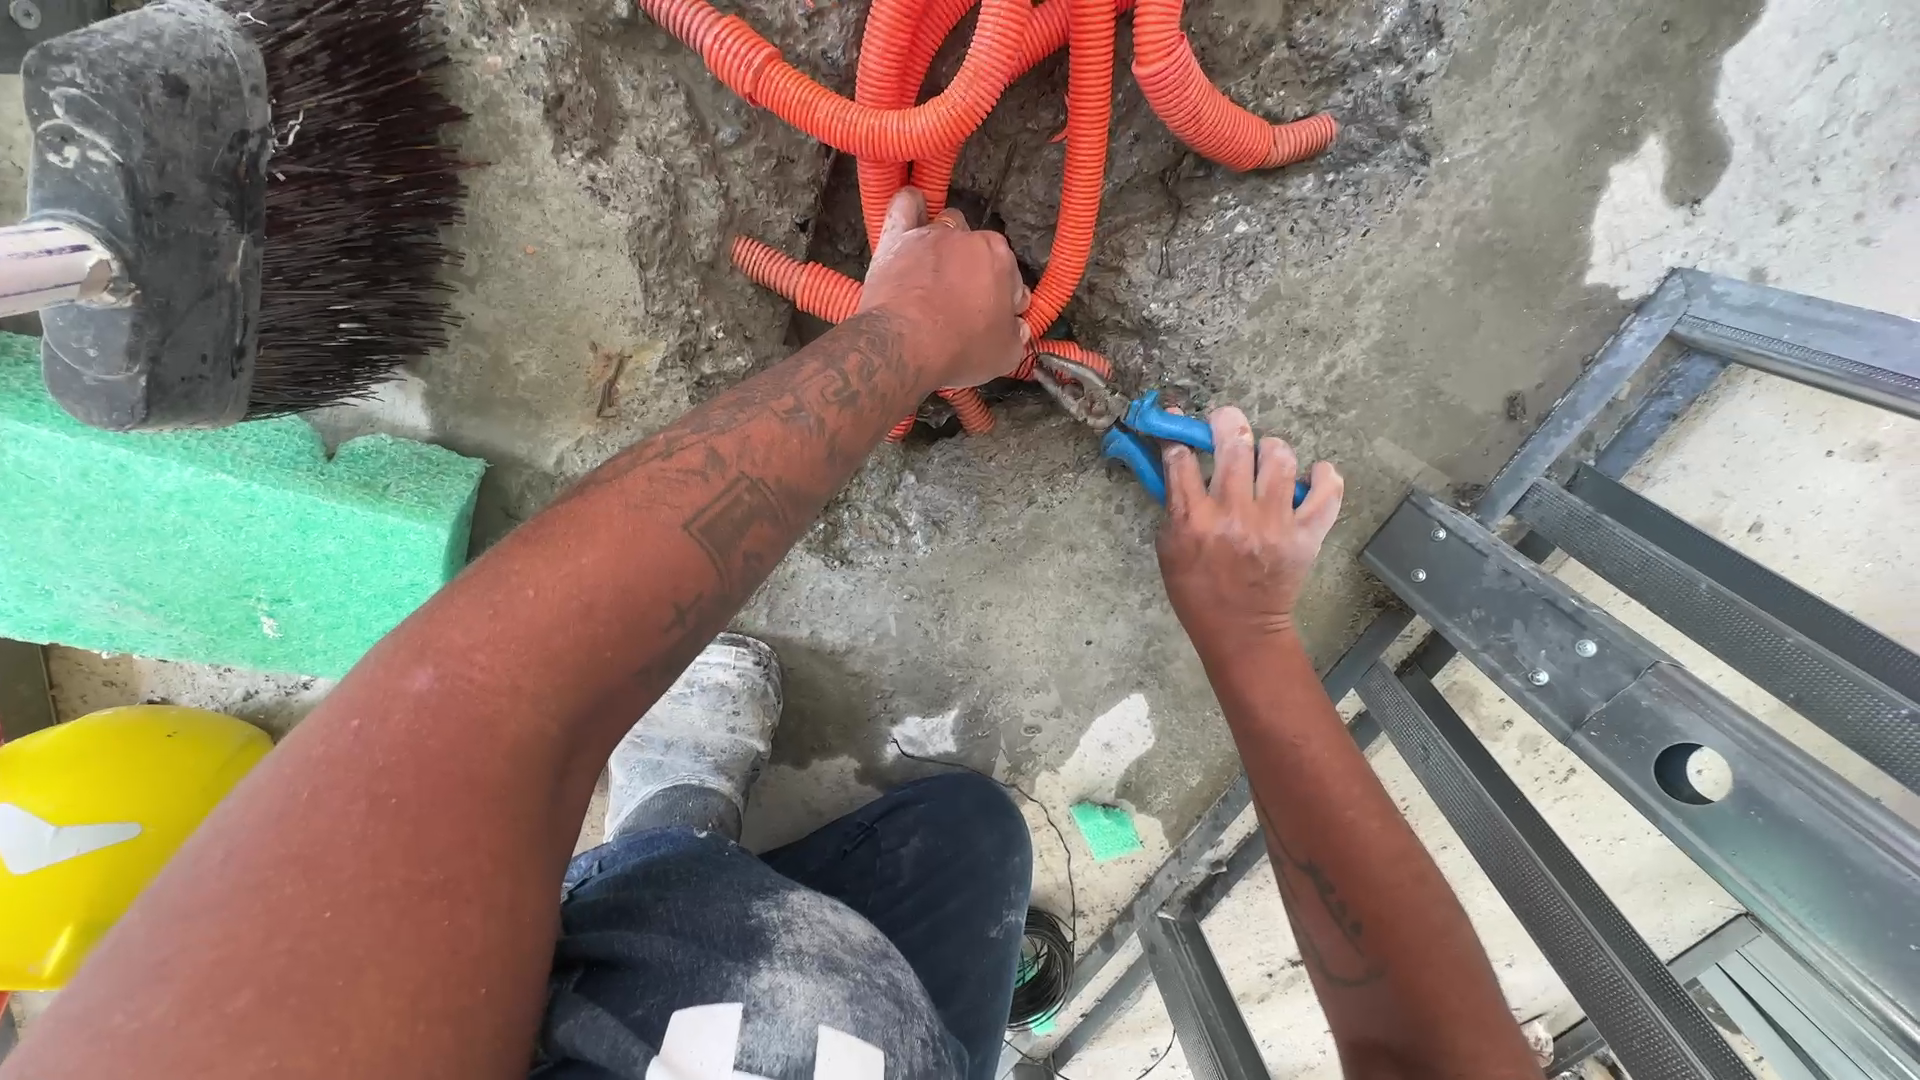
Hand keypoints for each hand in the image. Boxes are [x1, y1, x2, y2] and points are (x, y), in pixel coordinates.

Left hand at [859, 188, 1031, 388]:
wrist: (905, 345)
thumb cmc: (960, 349)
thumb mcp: (1005, 354)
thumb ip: (1017, 336)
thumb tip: (1017, 328)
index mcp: (1001, 260)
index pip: (1012, 278)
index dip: (1006, 302)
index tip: (996, 321)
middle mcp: (969, 239)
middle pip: (980, 252)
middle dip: (977, 273)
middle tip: (966, 305)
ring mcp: (931, 235)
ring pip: (947, 226)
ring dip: (948, 244)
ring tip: (940, 272)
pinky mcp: (897, 239)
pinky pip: (906, 207)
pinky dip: (911, 207)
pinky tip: (914, 213)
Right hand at [1157, 406, 1343, 658]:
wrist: (1240, 629)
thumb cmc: (1196, 590)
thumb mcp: (1168, 548)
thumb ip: (1175, 505)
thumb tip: (1178, 463)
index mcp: (1193, 520)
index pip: (1181, 458)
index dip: (1177, 436)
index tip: (1180, 431)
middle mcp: (1234, 515)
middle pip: (1235, 443)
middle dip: (1226, 421)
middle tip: (1225, 423)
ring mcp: (1275, 523)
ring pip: (1280, 457)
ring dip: (1269, 448)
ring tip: (1264, 457)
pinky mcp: (1306, 535)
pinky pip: (1327, 493)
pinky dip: (1323, 477)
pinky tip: (1313, 474)